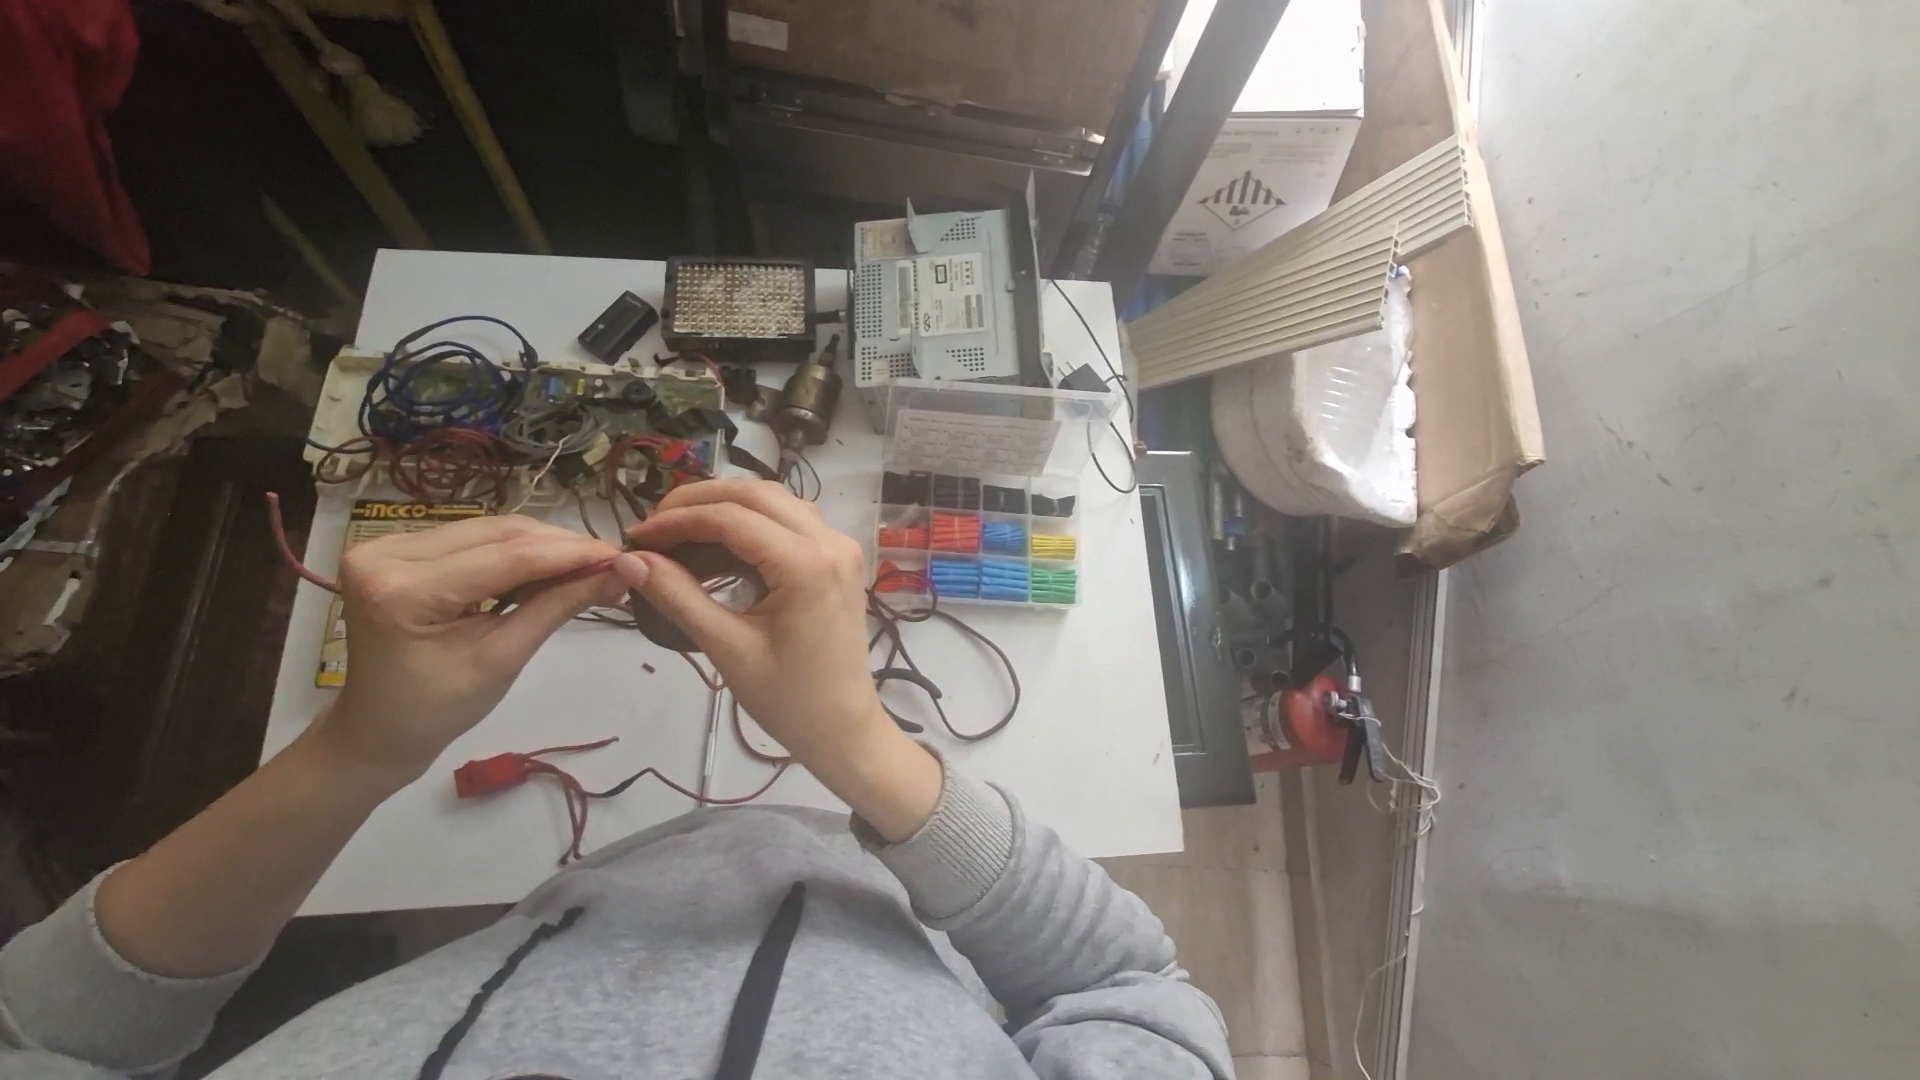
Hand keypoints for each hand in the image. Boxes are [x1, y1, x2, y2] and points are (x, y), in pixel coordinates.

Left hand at [321, 514, 623, 783]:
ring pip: (492, 529)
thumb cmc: (439, 708)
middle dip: (563, 546)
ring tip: (590, 565)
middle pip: (500, 533)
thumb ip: (560, 606)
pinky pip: (476, 537)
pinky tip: (552, 564)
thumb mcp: (505, 657)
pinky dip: (520, 549)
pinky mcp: (399, 547)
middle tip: (613, 562)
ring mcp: (387, 545)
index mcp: (403, 590)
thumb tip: (623, 573)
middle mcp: (386, 553)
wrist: (377, 729)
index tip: (624, 557)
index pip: (509, 557)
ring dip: (546, 544)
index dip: (573, 554)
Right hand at [618, 479, 884, 759]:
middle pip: (756, 495)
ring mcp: (840, 547)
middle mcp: (831, 542)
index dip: (678, 520)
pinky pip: (792, 521)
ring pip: (776, 501)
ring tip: (679, 533)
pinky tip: (718, 546)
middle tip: (655, 527)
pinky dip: (753, 523)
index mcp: (807, 564)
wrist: (844, 727)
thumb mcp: (728, 648)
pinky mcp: (839, 559)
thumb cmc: (789, 699)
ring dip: (727, 507)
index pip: (732, 517)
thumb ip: (679, 596)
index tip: (637, 537)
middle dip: (699, 502)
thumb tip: (629, 559)